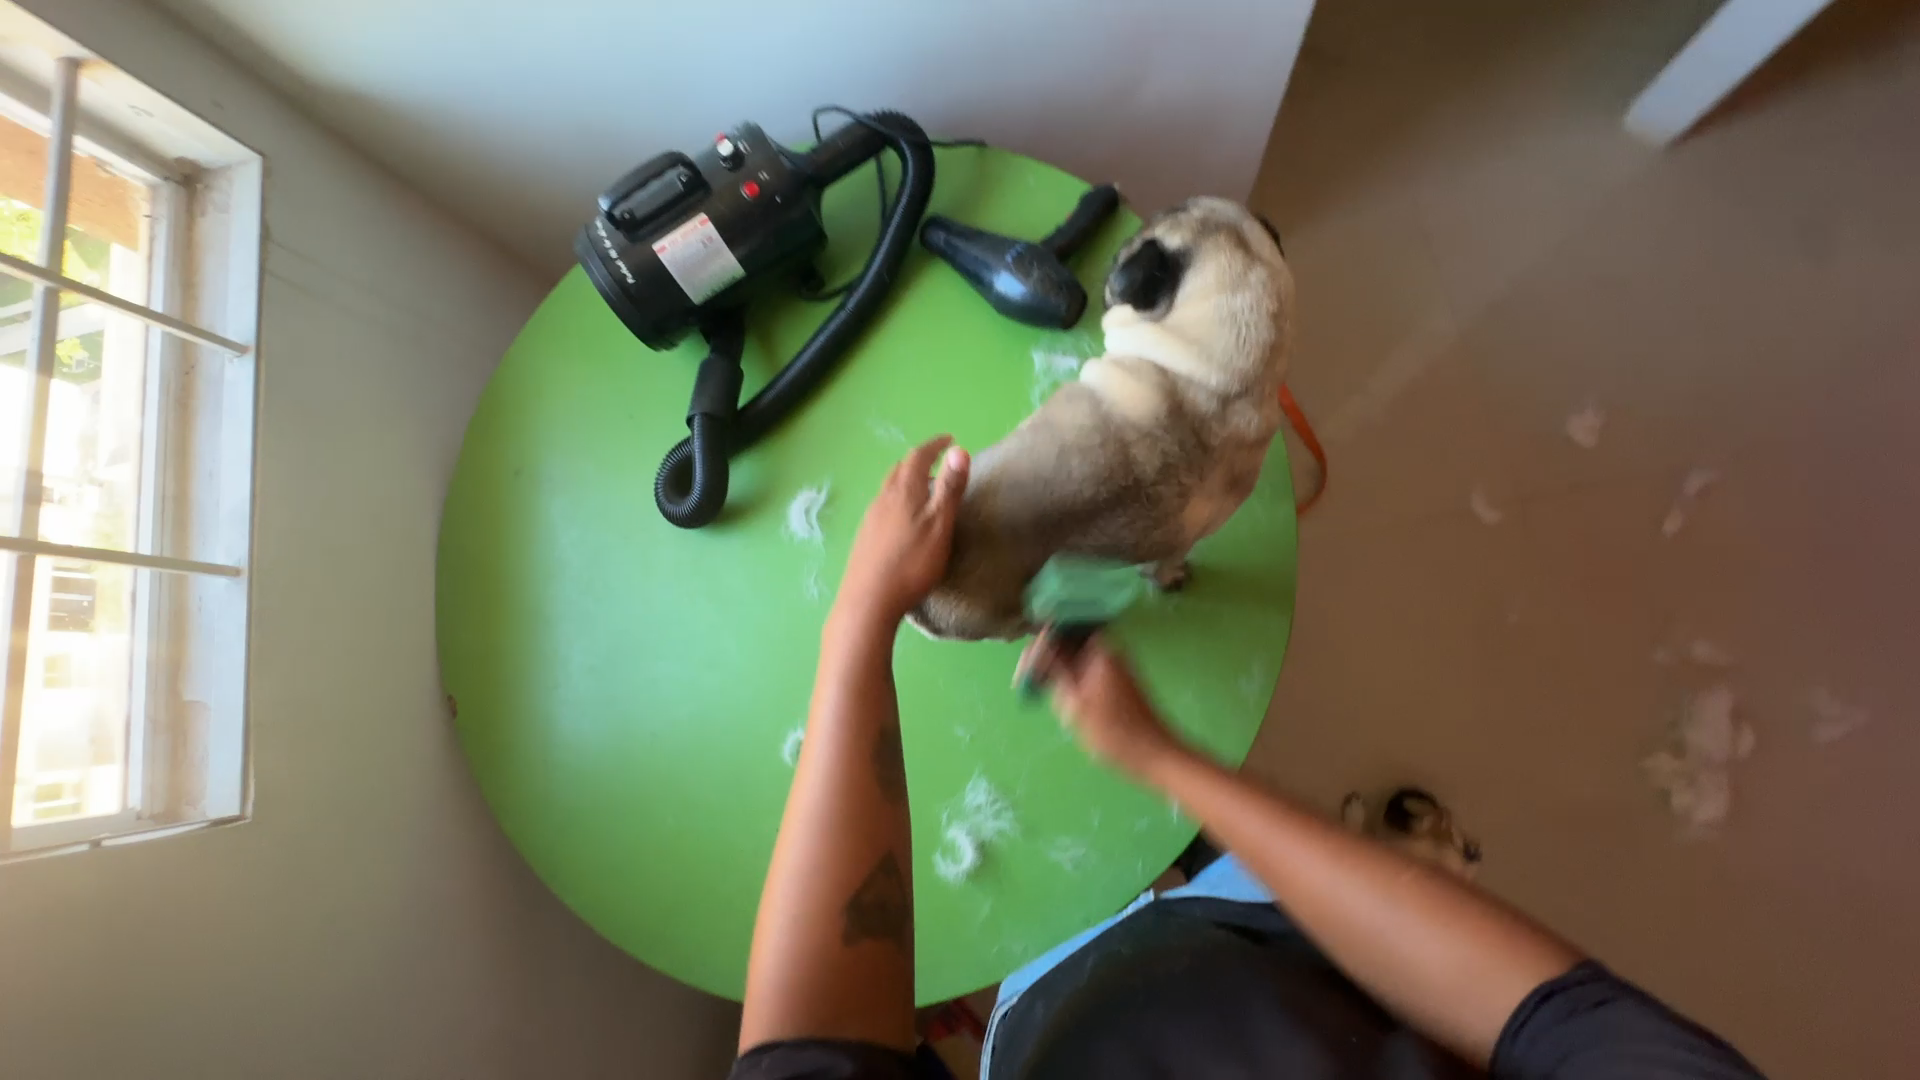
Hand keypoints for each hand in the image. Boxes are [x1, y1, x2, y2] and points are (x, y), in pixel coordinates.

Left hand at [834, 436, 969, 627]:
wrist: (868, 600)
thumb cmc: (912, 563)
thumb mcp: (940, 525)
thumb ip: (949, 488)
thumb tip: (958, 450)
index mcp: (903, 491)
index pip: (918, 456)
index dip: (934, 445)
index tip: (949, 439)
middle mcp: (883, 498)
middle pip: (900, 470)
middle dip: (919, 460)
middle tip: (936, 462)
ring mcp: (870, 518)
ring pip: (889, 488)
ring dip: (907, 480)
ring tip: (924, 489)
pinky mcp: (865, 537)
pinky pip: (883, 506)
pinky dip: (897, 500)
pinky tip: (903, 519)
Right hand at [1016, 635, 1187, 778]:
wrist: (1155, 755)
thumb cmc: (1113, 732)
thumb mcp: (1075, 703)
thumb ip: (1054, 669)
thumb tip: (1036, 647)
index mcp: (1099, 650)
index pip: (1060, 631)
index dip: (1038, 645)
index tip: (1023, 669)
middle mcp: (1107, 651)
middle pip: (1067, 643)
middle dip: (1046, 660)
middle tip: (1027, 683)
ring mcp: (1113, 665)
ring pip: (1075, 659)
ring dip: (1057, 672)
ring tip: (1042, 694)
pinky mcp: (1115, 681)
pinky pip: (1086, 671)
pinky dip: (1071, 681)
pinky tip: (1063, 702)